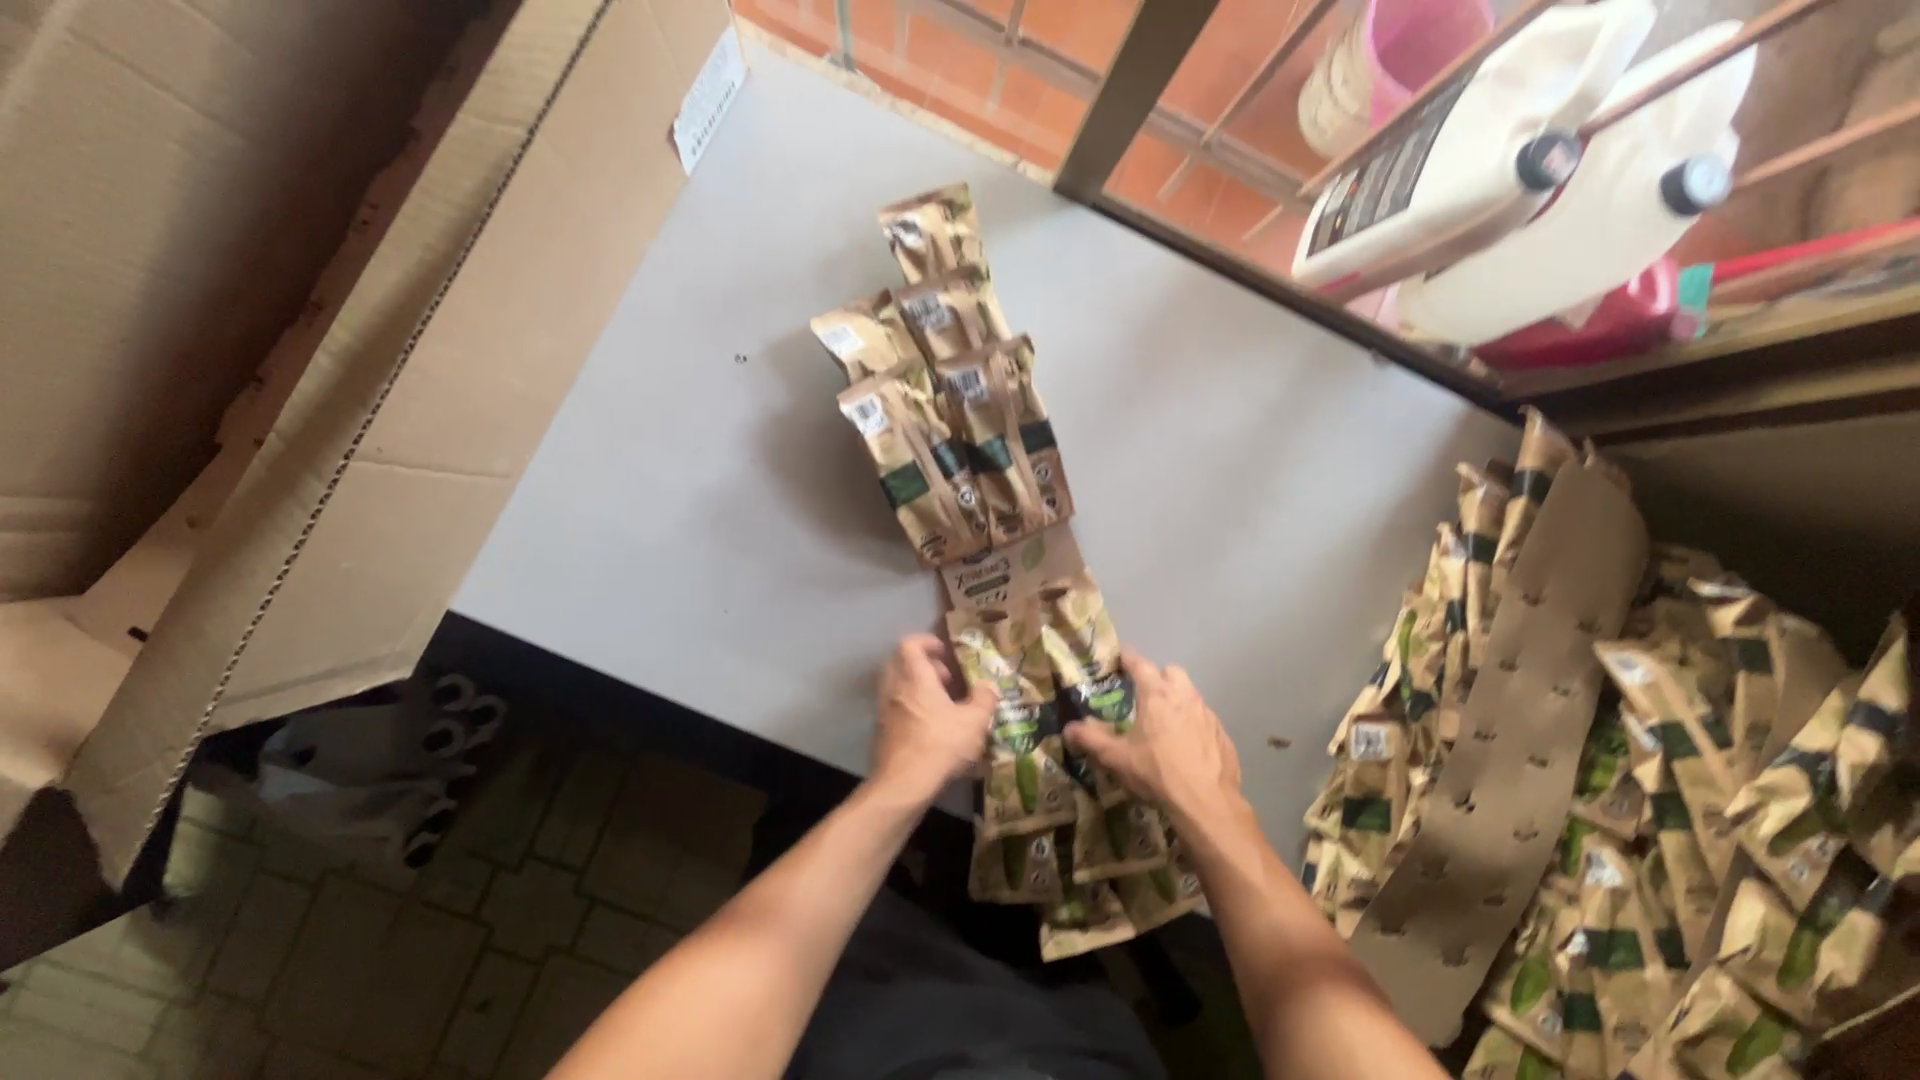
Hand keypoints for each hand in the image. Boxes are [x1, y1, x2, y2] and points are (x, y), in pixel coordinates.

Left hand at [871, 634, 995, 800]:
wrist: (903, 784)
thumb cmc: (940, 745)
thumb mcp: (974, 721)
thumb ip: (984, 699)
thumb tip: (990, 685)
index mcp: (915, 678)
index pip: (910, 644)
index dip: (927, 642)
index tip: (945, 652)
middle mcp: (895, 688)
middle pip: (901, 663)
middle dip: (924, 666)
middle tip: (946, 679)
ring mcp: (884, 711)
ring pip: (897, 686)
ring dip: (917, 688)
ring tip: (942, 705)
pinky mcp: (882, 732)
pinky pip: (895, 708)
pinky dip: (911, 708)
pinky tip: (930, 727)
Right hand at [1064, 651, 1243, 824]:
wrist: (1207, 802)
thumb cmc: (1157, 773)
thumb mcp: (1117, 758)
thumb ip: (1091, 740)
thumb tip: (1069, 728)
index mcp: (1157, 695)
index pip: (1140, 664)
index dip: (1129, 659)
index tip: (1121, 657)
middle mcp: (1185, 696)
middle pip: (1172, 672)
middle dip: (1158, 677)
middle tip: (1145, 695)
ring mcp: (1207, 714)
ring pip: (1191, 695)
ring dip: (1177, 700)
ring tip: (1164, 723)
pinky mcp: (1222, 733)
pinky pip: (1205, 718)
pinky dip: (1194, 724)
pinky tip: (1187, 746)